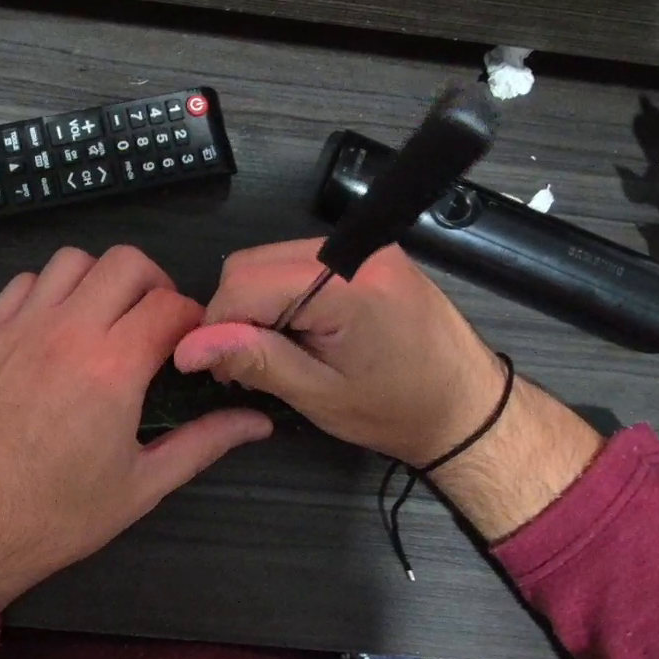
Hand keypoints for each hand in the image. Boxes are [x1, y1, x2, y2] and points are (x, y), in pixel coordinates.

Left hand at [0, 246, 272, 605]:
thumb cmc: (55, 516)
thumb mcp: (141, 487)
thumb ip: (203, 443)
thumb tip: (258, 422)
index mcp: (113, 368)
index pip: (170, 305)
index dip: (193, 318)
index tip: (192, 345)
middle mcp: (67, 331)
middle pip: (126, 262)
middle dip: (155, 285)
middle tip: (157, 326)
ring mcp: (19, 327)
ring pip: (72, 261)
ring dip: (101, 280)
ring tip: (107, 320)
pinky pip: (24, 283)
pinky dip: (51, 290)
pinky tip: (56, 328)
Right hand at [173, 239, 601, 541]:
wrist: (469, 407)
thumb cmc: (400, 410)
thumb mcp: (319, 395)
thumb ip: (254, 361)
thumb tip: (189, 348)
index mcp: (346, 285)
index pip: (245, 284)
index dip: (217, 325)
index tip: (217, 366)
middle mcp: (354, 251)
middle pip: (251, 263)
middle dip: (236, 313)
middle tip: (250, 364)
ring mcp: (363, 247)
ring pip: (270, 260)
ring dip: (259, 304)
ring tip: (281, 351)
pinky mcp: (367, 254)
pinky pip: (298, 262)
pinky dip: (283, 295)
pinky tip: (301, 331)